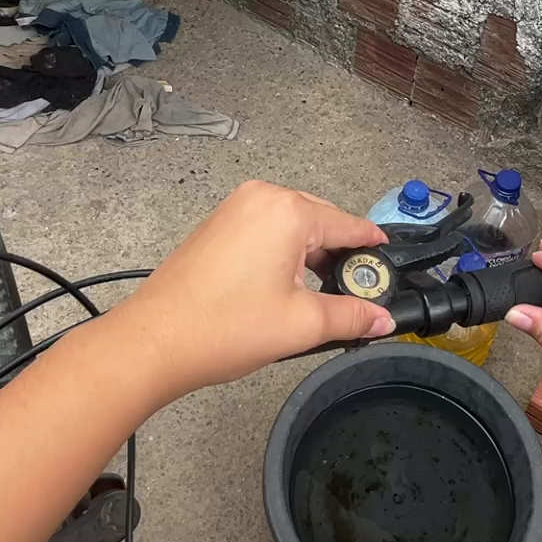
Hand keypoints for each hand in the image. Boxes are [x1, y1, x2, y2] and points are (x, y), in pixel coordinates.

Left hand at [102, 181, 394, 399]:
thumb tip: (381, 319)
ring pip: (294, 226)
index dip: (371, 247)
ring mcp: (235, 208)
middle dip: (339, 256)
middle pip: (321, 221)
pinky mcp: (218, 225)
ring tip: (317, 296)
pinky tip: (286, 287)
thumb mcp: (303, 324)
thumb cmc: (219, 327)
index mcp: (287, 211)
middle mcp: (261, 198)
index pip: (348, 224)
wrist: (154, 342)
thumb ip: (352, 316)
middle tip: (355, 294)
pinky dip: (284, 253)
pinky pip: (267, 230)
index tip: (387, 261)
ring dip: (311, 256)